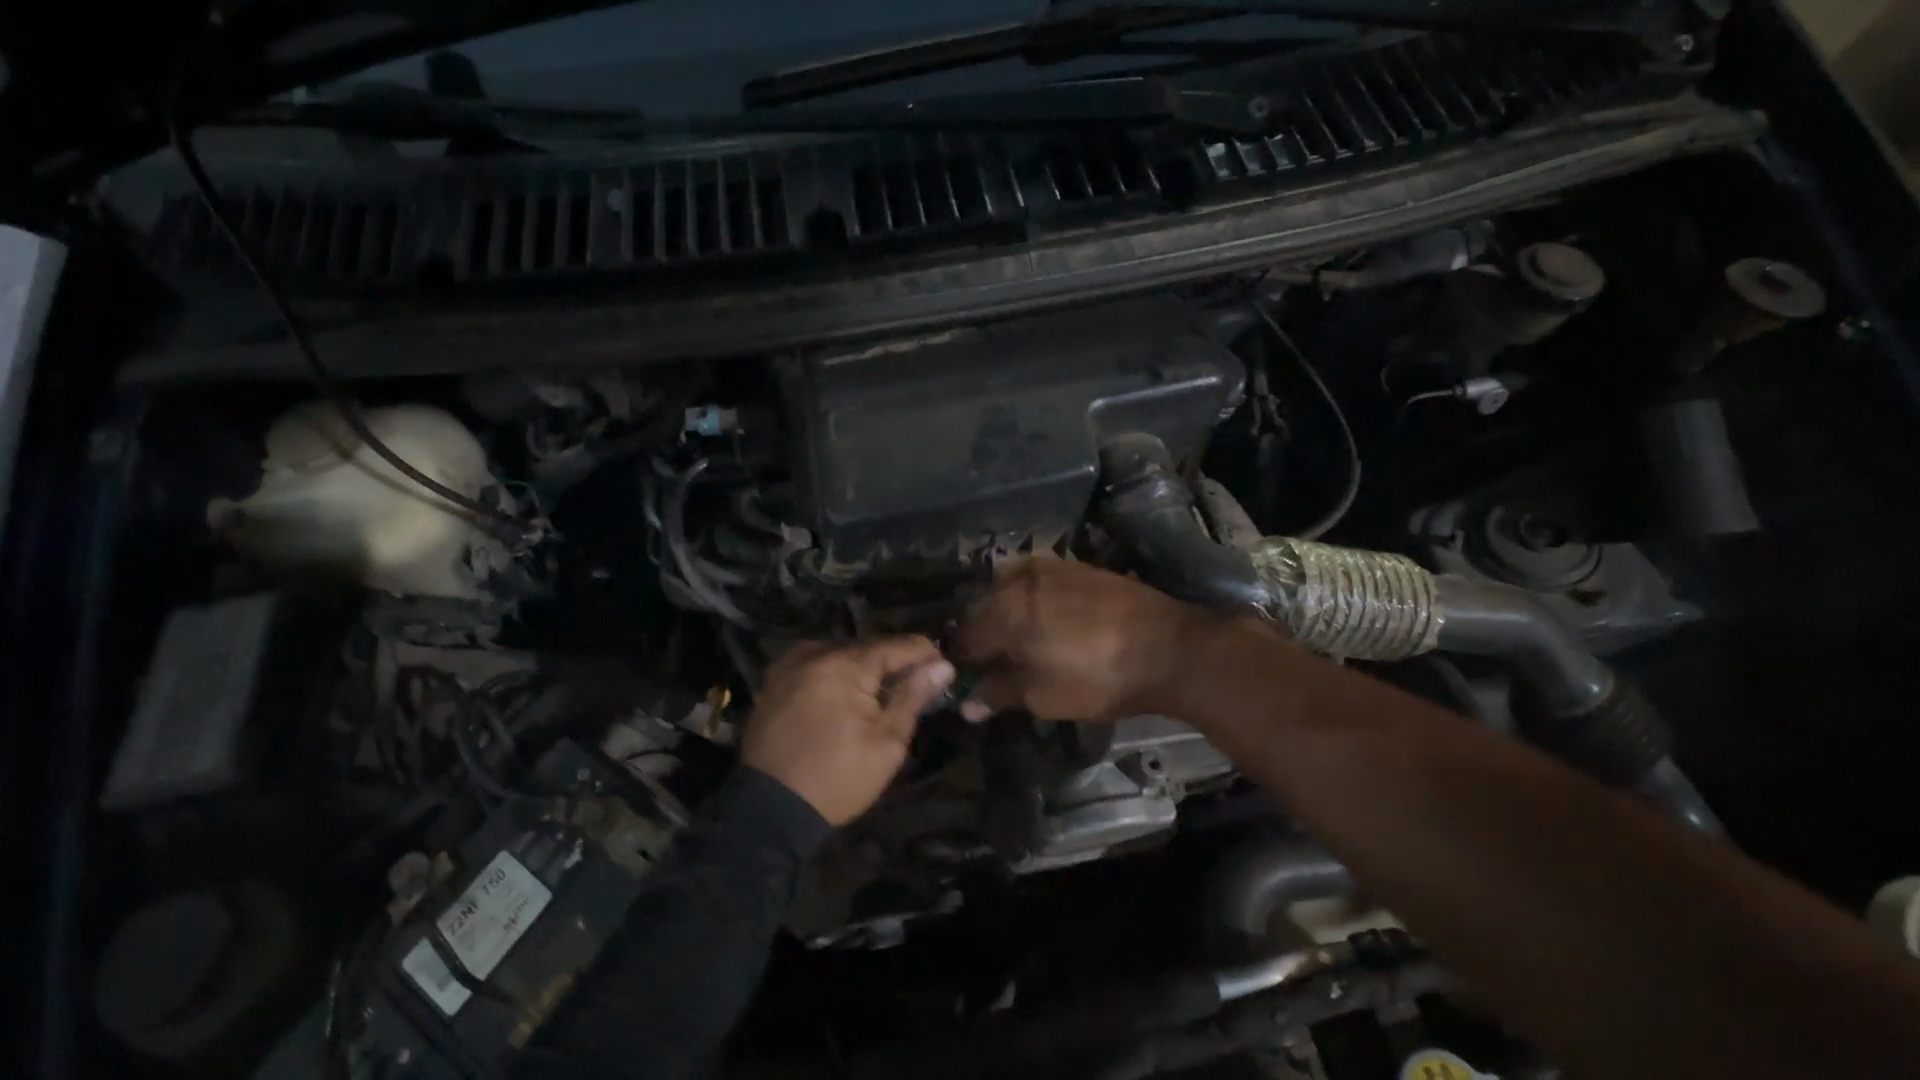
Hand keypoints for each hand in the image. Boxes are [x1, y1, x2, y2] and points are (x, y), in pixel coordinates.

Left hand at [741, 637, 954, 825]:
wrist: (770, 809)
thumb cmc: (838, 778)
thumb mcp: (887, 742)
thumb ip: (913, 697)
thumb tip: (942, 666)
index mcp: (844, 665)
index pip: (897, 645)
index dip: (925, 654)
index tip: (944, 667)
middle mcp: (813, 653)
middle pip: (866, 647)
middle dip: (893, 663)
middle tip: (916, 685)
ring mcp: (788, 665)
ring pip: (840, 654)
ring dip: (862, 669)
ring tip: (882, 694)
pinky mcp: (773, 681)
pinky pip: (815, 666)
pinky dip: (835, 675)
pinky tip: (845, 697)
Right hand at [950, 559, 1209, 722]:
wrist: (1170, 648)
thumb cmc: (1098, 679)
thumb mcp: (1042, 696)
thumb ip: (998, 694)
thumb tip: (966, 704)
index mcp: (1003, 610)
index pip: (964, 638)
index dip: (960, 663)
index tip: (964, 681)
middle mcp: (1019, 580)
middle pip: (982, 607)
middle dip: (980, 634)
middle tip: (991, 664)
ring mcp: (1051, 567)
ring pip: (1008, 588)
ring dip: (1003, 612)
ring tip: (1018, 642)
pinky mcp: (1077, 566)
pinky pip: (1036, 580)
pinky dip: (1029, 599)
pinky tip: (1044, 621)